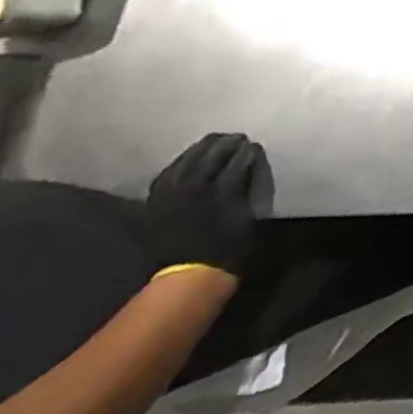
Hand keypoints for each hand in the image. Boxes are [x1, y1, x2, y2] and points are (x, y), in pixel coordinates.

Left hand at [144, 133, 269, 275]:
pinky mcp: (157, 197)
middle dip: (228, 143)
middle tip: (239, 138)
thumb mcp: (251, 218)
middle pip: (213, 153)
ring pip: (189, 157)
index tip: (255, 146)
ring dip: (205, 146)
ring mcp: (172, 190)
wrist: (190, 274)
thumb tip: (252, 164)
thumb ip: (250, 188)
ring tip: (217, 140)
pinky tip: (191, 157)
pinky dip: (183, 160)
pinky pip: (170, 169)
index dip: (248, 151)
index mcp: (223, 190)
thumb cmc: (229, 248)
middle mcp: (195, 185)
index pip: (238, 160)